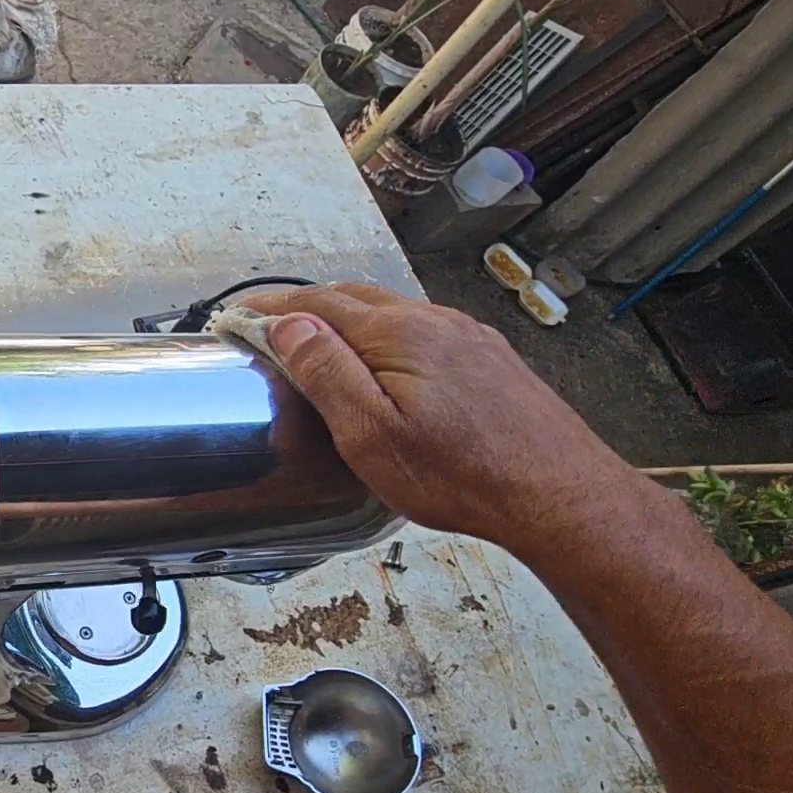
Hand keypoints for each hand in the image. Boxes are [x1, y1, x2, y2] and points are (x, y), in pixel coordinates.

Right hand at [238, 283, 634, 551]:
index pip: (319, 304)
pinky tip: (371, 356)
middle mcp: (434, 321)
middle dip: (301, 305)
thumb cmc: (454, 473)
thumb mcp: (370, 432)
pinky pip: (416, 327)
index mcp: (399, 335)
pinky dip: (375, 330)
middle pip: (353, 296)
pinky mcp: (484, 357)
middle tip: (262, 323)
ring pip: (387, 310)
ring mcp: (465, 336)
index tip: (235, 314)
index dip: (271, 305)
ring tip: (306, 339)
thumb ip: (328, 372)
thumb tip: (289, 324)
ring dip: (339, 315)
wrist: (556, 495)